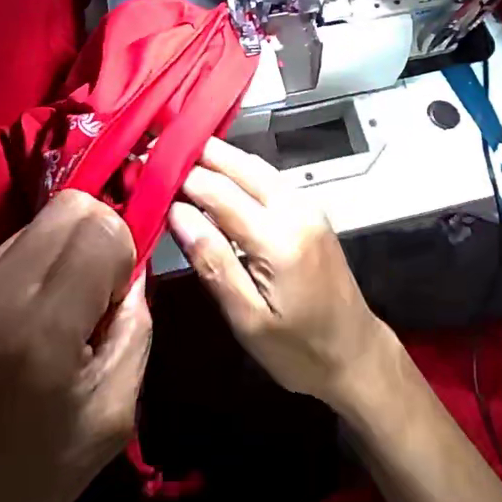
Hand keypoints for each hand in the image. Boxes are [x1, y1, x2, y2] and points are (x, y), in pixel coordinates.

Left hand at [0, 190, 150, 501]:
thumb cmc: (30, 474)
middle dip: (101, 236)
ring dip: (69, 249)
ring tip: (62, 306)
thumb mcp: (113, 413)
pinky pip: (16, 243)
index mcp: (41, 329)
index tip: (116, 300)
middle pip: (73, 205)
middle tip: (96, 293)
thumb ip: (136, 329)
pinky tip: (31, 313)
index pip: (102, 226)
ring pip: (44, 217)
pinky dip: (40, 263)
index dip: (124, 253)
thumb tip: (134, 271)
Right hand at [167, 137, 395, 408]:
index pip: (220, 193)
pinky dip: (242, 171)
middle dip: (201, 155)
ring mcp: (308, 208)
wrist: (356, 352)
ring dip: (221, 158)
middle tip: (158, 149)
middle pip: (243, 167)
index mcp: (279, 238)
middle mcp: (296, 211)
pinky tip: (219, 175)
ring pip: (259, 168)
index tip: (146, 167)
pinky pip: (272, 180)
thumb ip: (213, 262)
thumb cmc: (299, 350)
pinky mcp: (312, 213)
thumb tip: (177, 214)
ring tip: (180, 156)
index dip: (182, 177)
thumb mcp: (248, 319)